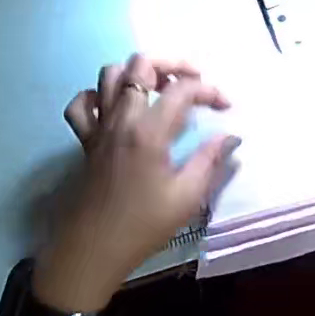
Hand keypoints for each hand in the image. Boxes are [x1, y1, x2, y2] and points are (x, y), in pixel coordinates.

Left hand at [40, 55, 237, 309]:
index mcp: (149, 131)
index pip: (182, 89)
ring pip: (109, 74)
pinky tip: (117, 108)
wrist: (92, 251)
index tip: (226, 107)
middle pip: (140, 64)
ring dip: (138, 73)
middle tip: (194, 82)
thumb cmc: (143, 226)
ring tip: (160, 89)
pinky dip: (100, 96)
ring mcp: (99, 127)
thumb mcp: (187, 197)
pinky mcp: (85, 141)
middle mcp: (121, 119)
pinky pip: (83, 104)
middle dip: (173, 64)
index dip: (209, 91)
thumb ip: (210, 160)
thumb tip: (231, 137)